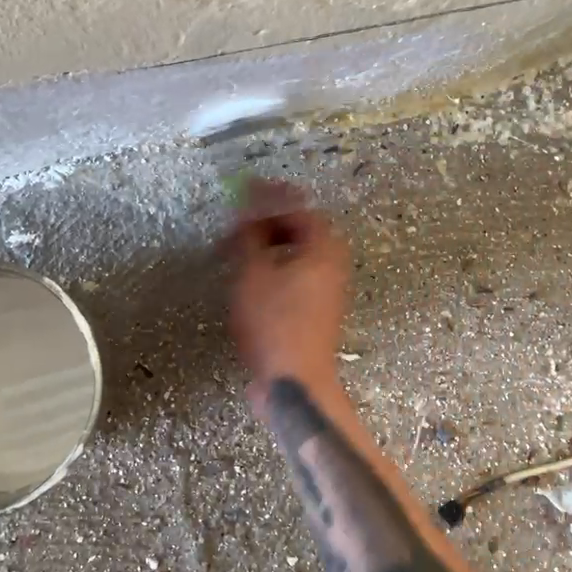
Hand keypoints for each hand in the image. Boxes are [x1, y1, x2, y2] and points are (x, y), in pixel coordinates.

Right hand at [227, 178, 350, 395]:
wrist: (294, 382)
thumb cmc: (274, 322)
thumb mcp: (253, 272)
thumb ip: (249, 235)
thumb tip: (246, 208)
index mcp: (324, 247)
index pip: (299, 207)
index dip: (271, 196)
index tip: (247, 190)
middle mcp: (332, 264)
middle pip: (301, 229)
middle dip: (269, 221)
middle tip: (240, 222)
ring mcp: (328, 289)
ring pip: (297, 253)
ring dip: (269, 245)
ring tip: (238, 250)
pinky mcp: (317, 311)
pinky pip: (296, 275)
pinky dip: (274, 267)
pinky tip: (250, 279)